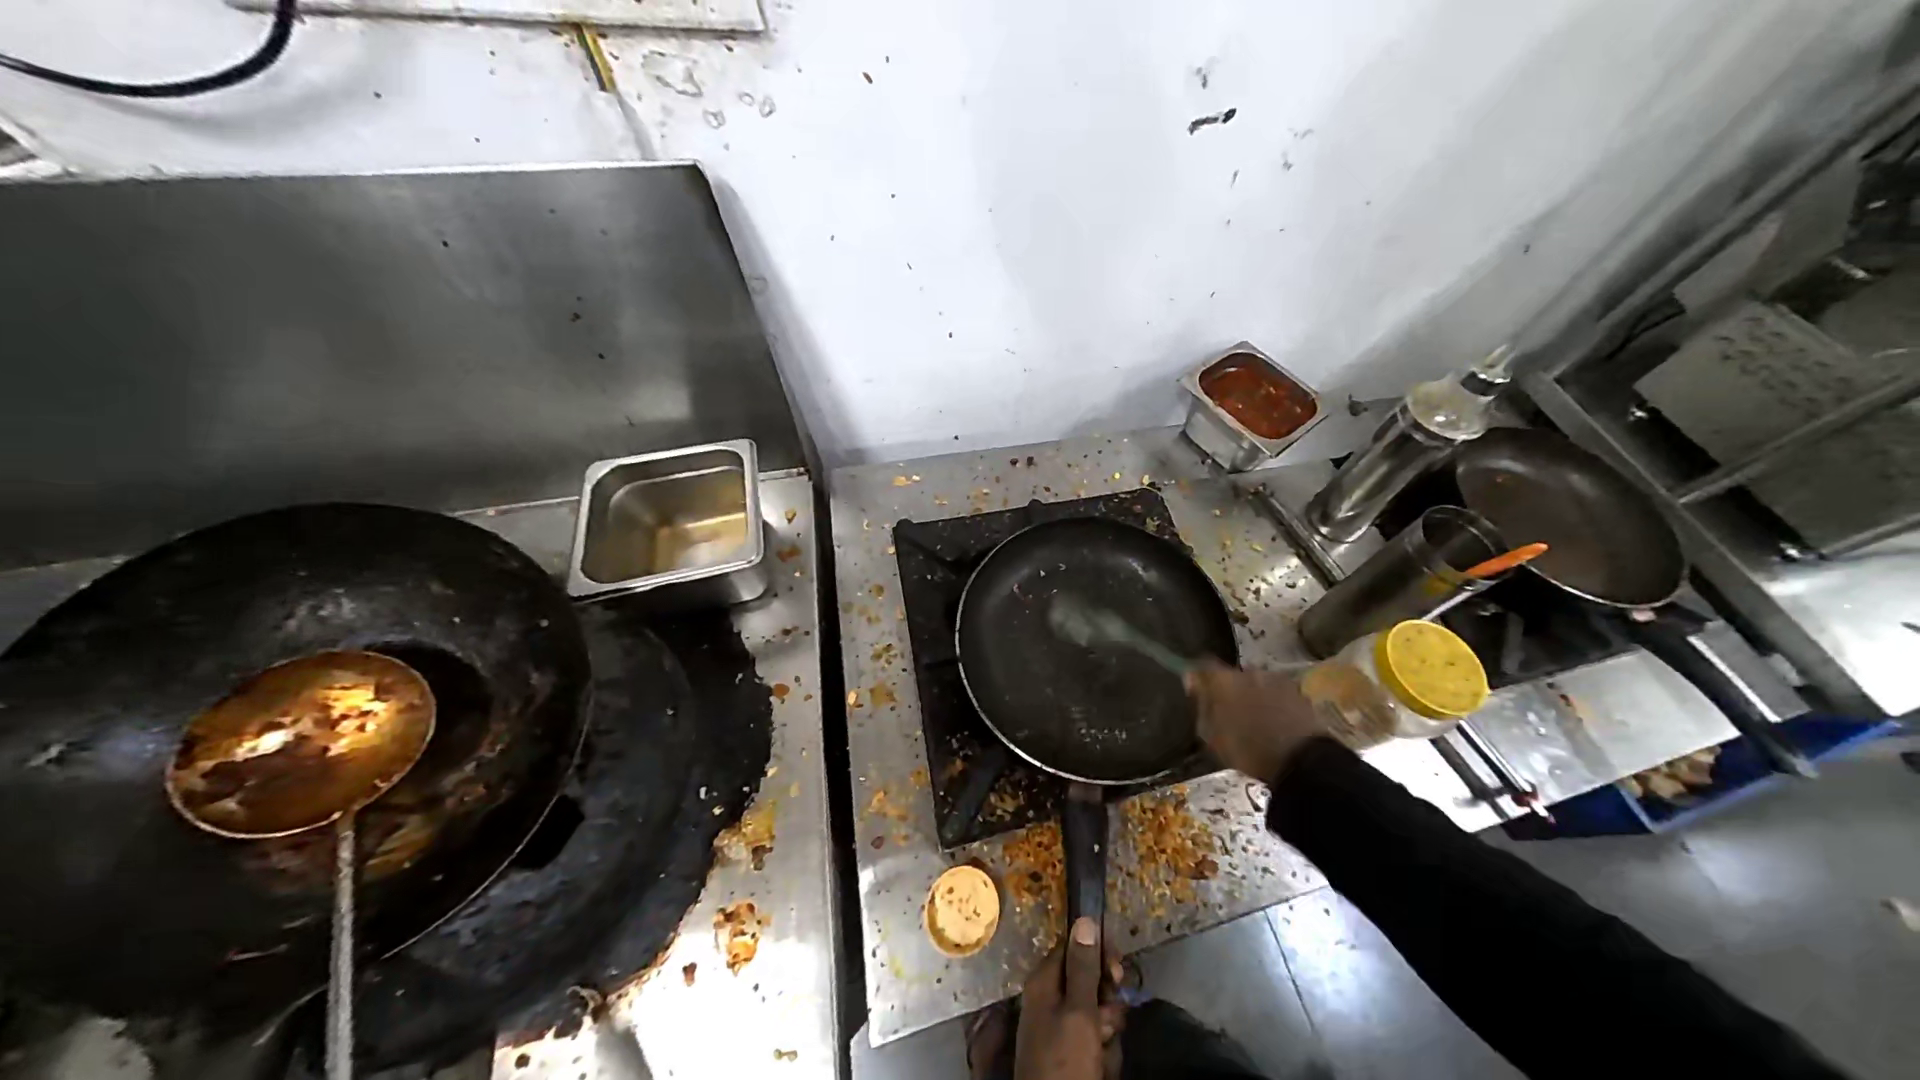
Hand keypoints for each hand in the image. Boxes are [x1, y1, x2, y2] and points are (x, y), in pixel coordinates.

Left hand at [1014, 916, 1106, 1079]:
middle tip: (1109, 1019)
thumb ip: (1084, 967)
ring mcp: (1061, 1027)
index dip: (1098, 955)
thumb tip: (1084, 918)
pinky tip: (1102, 1067)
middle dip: (1107, 1001)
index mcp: (1045, 981)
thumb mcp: (1078, 1012)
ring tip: (1101, 1053)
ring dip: (1108, 1031)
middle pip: (1090, 981)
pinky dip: (1104, 1053)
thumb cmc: (1064, 1062)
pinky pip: (1097, 1040)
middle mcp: (1051, 998)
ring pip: (1099, 1013)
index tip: (1117, 973)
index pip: (1075, 947)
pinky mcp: (1073, 1053)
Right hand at [1186, 662, 1319, 780]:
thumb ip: (1200, 705)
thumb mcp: (1211, 735)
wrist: (1301, 763)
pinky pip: (1277, 693)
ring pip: (1257, 683)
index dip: (1199, 678)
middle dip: (1229, 689)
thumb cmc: (1248, 752)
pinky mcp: (1300, 694)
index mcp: (1224, 681)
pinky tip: (1274, 722)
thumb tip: (1192, 681)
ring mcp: (1278, 681)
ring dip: (1253, 695)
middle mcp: (1250, 673)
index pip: (1204, 666)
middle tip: (1228, 712)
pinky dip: (1273, 703)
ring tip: (1254, 719)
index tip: (1197, 691)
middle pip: (1233, 675)